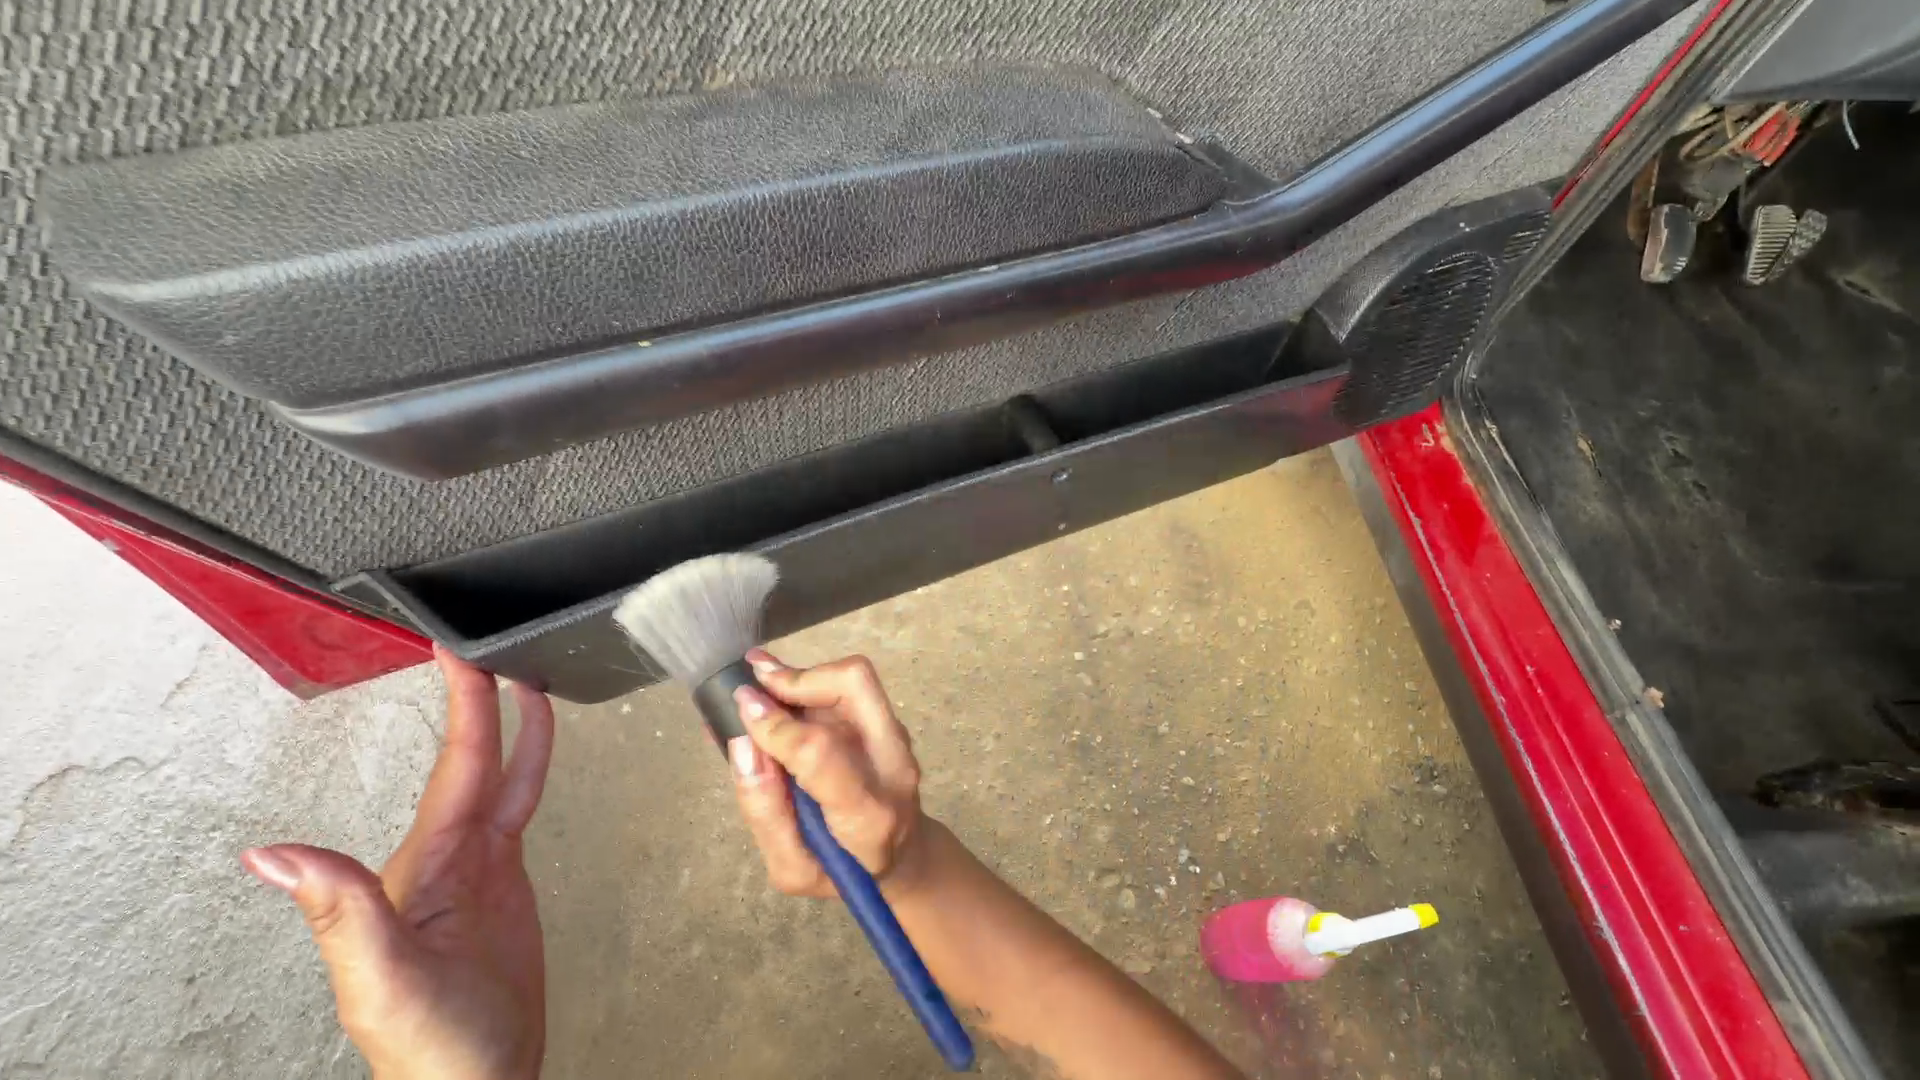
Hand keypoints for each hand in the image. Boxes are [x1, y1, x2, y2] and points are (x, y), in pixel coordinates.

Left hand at [240, 647, 554, 1079]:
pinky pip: (521, 806)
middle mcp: (447, 855)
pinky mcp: (504, 877)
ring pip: (501, 776)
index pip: (454, 768)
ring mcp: (478, 864)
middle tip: (489, 644)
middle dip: (482, 699)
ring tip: (525, 679)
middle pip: (476, 760)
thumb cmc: (436, 1048)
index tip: (456, 653)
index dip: (462, 707)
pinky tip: (536, 748)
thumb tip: (273, 852)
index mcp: (424, 866)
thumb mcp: (386, 985)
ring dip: (513, 726)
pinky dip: (531, 767)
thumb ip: (343, 915)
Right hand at [729, 649, 926, 897]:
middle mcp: (892, 763)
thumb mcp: (794, 869)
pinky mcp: (889, 724)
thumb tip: (742, 744)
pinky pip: (850, 687)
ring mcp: (896, 738)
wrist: (904, 858)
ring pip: (854, 678)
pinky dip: (810, 682)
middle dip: (798, 677)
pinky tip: (777, 690)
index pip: (822, 754)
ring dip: (802, 676)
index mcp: (868, 814)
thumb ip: (766, 812)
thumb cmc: (845, 871)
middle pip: (855, 688)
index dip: (778, 727)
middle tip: (751, 677)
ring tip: (759, 677)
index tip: (741, 708)